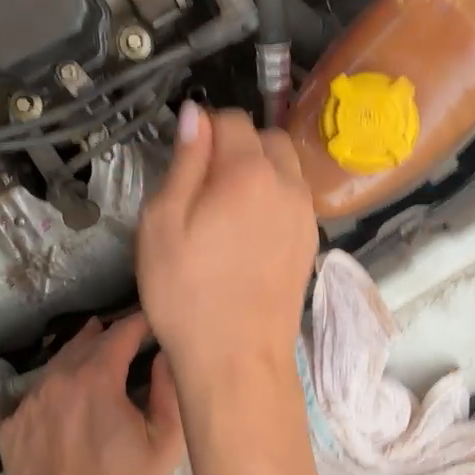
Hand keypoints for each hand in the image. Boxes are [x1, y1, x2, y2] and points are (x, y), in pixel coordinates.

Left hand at [0, 314, 183, 474]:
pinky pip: (37, 394)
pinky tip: (66, 403)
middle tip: (127, 334)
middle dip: (108, 334)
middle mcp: (59, 378)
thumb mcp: (164, 442)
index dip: (139, 323)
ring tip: (96, 358)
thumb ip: (168, 391)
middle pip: (85, 341)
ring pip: (58, 364)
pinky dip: (55, 390)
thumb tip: (163, 357)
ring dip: (79, 357)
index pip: (121, 332)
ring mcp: (30, 400)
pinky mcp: (12, 424)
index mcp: (97, 377)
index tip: (153, 322)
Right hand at [137, 102, 317, 394]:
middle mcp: (288, 184)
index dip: (205, 128)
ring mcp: (305, 214)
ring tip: (225, 208)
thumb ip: (185, 162)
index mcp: (249, 172)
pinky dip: (273, 198)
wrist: (238, 359)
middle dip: (237, 146)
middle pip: (267, 138)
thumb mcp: (163, 223)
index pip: (233, 119)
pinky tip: (247, 232)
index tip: (185, 156)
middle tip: (203, 184)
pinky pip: (294, 199)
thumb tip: (195, 115)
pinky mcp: (311, 241)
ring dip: (259, 170)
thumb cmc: (187, 293)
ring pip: (286, 168)